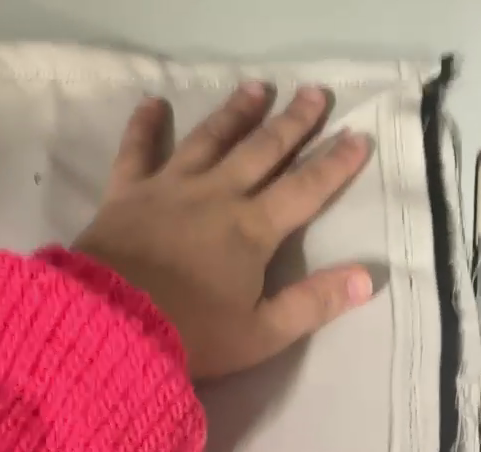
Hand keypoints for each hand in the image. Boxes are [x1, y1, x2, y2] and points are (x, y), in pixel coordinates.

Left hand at [73, 83, 375, 379]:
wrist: (113, 325)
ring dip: (236, 113)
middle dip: (293, 123)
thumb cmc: (195, 335)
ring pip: (210, 139)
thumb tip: (367, 277)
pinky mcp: (127, 192)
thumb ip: (315, 303)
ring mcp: (170, 187)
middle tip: (314, 93)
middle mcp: (216, 195)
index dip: (335, 164)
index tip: (358, 136)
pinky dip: (145, 125)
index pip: (305, 190)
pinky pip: (137, 149)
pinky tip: (153, 103)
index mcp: (253, 230)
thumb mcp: (264, 333)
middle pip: (262, 151)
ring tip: (257, 88)